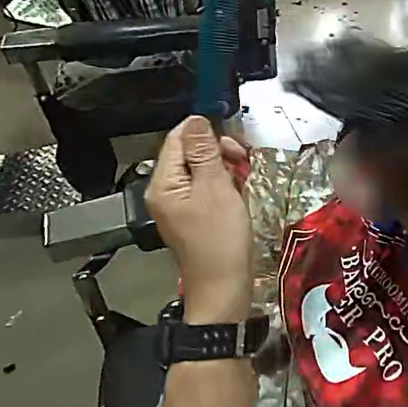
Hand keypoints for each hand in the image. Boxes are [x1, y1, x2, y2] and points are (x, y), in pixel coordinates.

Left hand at [144, 116, 252, 323]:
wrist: (224, 286)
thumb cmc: (220, 239)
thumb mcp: (216, 189)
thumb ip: (205, 152)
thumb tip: (196, 120)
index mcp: (164, 184)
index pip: (178, 140)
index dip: (205, 133)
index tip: (234, 143)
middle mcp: (166, 191)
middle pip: (190, 153)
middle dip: (218, 151)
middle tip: (242, 162)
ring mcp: (180, 204)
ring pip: (202, 169)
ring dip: (225, 166)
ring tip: (243, 178)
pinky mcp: (196, 214)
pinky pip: (208, 187)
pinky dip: (226, 184)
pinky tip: (239, 192)